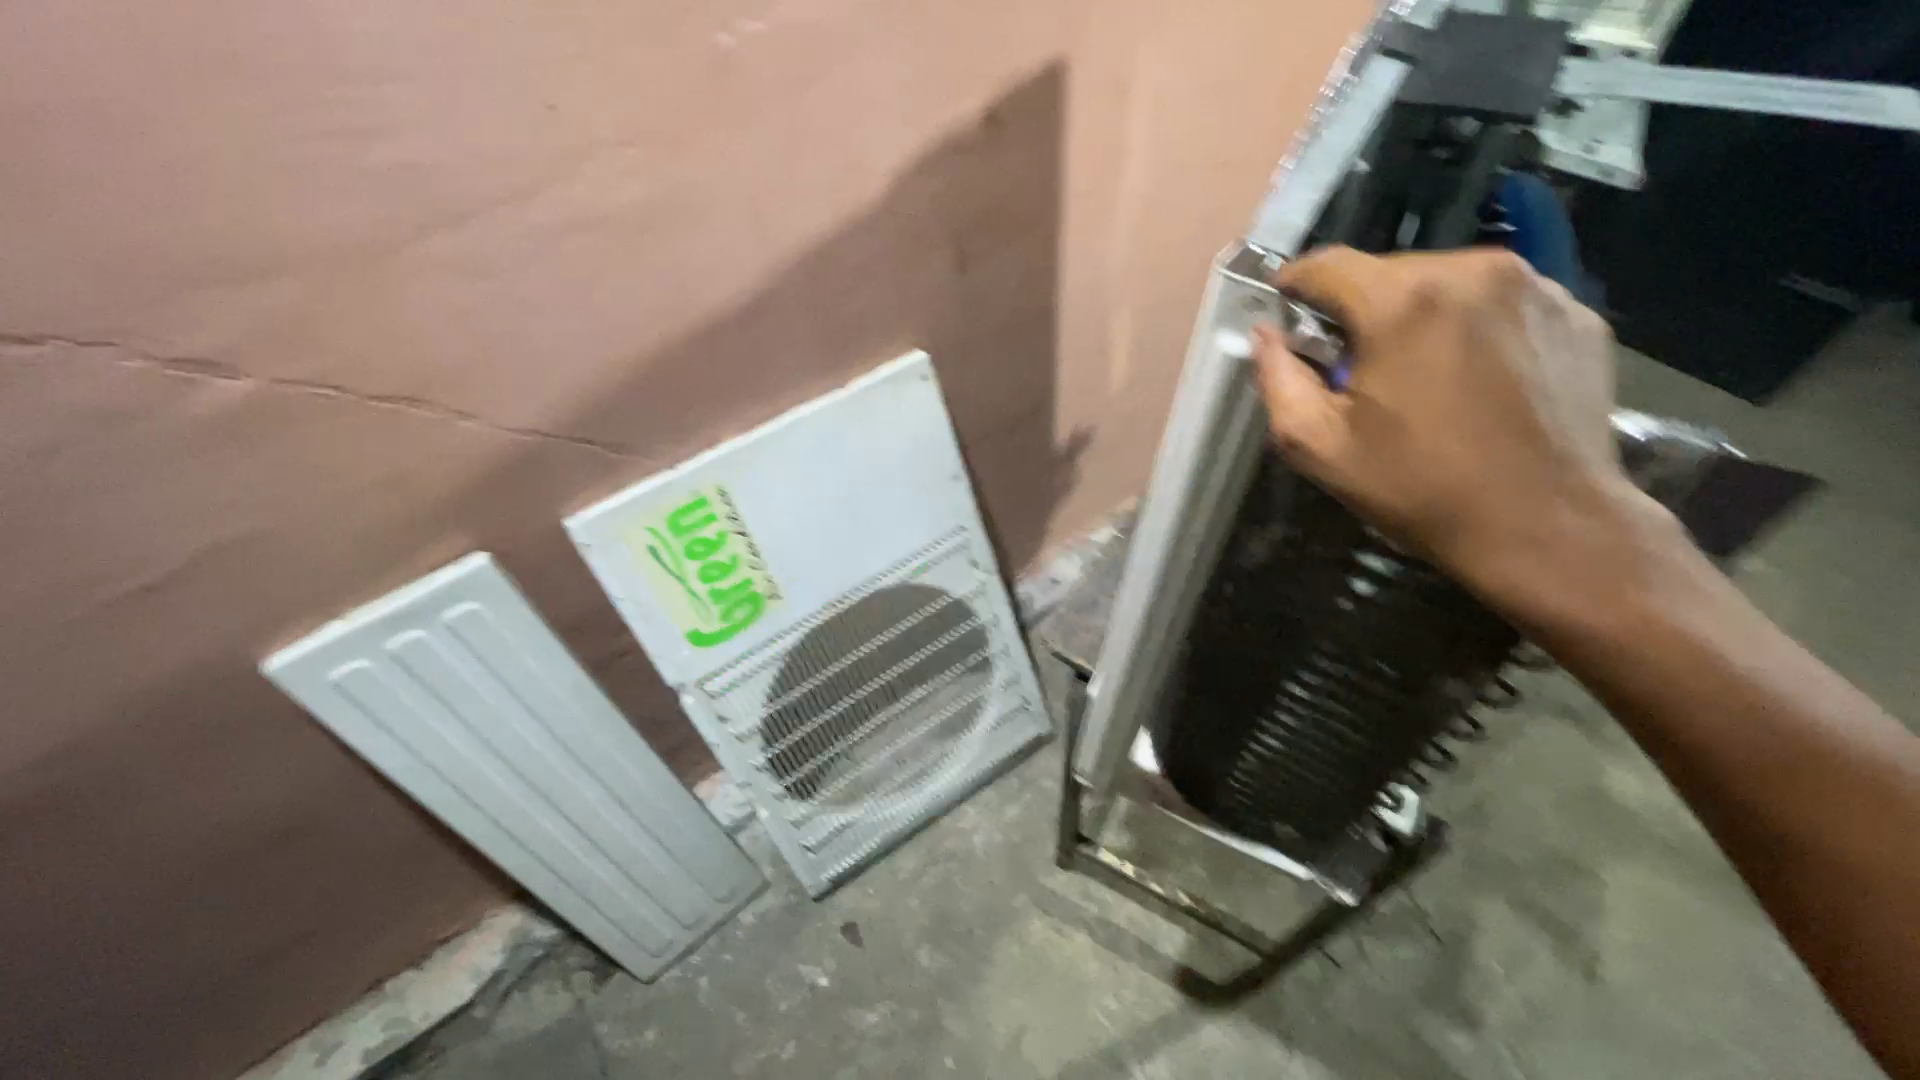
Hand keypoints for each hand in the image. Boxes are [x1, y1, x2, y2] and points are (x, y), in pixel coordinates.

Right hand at [1254, 245, 1647, 598]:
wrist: (1546, 526)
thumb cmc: (1420, 488)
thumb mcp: (1319, 446)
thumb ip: (1277, 380)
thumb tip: (1267, 334)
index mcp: (1403, 301)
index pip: (1328, 264)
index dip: (1298, 286)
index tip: (1288, 312)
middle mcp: (1473, 272)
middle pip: (1390, 272)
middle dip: (1364, 310)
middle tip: (1361, 366)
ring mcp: (1535, 288)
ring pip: (1448, 283)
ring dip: (1422, 316)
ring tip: (1424, 374)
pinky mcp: (1575, 313)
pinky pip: (1502, 303)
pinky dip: (1477, 328)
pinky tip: (1479, 380)